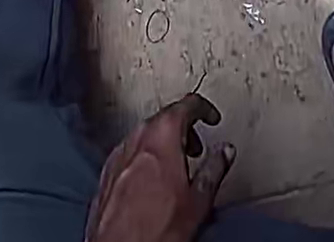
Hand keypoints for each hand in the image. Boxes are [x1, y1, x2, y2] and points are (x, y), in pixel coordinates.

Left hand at [84, 93, 234, 241]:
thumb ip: (214, 168)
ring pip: (147, 135)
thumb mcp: (198, 200)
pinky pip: (132, 152)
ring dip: (165, 143)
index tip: (212, 117)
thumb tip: (225, 151)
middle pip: (166, 117)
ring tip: (177, 168)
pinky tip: (152, 182)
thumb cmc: (155, 230)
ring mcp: (120, 152)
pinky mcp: (108, 170)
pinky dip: (146, 157)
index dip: (204, 109)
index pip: (188, 104)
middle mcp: (139, 135)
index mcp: (163, 133)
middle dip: (185, 129)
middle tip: (198, 148)